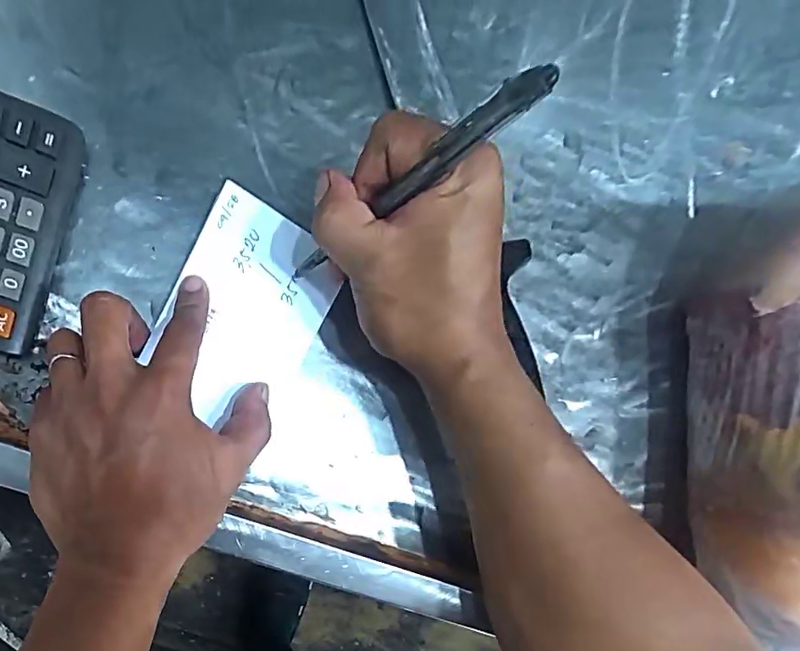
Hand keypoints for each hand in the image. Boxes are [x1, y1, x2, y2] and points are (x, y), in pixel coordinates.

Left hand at [28, 280, 270, 586]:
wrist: (117, 554)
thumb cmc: (178, 511)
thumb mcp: (229, 471)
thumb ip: (250, 425)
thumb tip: (258, 392)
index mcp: (163, 393)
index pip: (182, 331)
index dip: (192, 304)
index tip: (194, 287)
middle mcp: (111, 386)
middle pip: (101, 311)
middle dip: (121, 313)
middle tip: (136, 344)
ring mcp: (69, 405)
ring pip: (63, 343)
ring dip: (86, 350)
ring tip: (103, 377)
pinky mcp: (41, 430)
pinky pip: (46, 390)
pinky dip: (66, 393)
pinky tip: (82, 418)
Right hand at [313, 111, 510, 389]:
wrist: (460, 363)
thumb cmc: (422, 308)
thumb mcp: (364, 255)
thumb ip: (334, 210)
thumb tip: (328, 185)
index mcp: (463, 160)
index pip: (388, 138)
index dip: (365, 182)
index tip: (372, 232)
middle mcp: (472, 171)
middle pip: (391, 163)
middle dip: (368, 210)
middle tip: (367, 256)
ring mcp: (467, 203)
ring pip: (395, 194)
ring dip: (374, 231)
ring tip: (374, 271)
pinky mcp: (458, 231)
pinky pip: (411, 217)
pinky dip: (391, 241)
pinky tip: (388, 273)